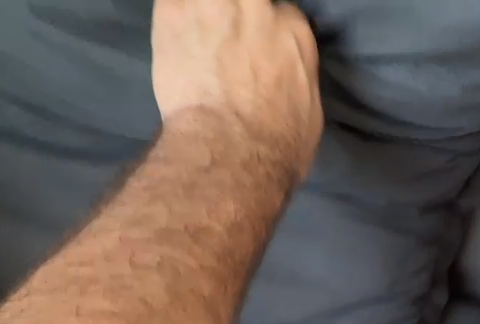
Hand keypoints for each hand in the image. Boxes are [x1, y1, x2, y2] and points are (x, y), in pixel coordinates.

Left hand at [152, 0, 322, 177]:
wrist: (231, 153)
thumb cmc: (279, 148)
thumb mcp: (308, 114)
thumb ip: (295, 77)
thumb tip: (285, 72)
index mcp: (293, 33)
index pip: (282, 12)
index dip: (266, 33)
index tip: (256, 51)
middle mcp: (256, 7)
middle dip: (235, 12)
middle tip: (223, 40)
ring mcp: (212, 3)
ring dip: (202, 13)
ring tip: (197, 38)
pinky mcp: (172, 9)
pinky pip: (171, 1)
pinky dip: (172, 16)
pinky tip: (174, 39)